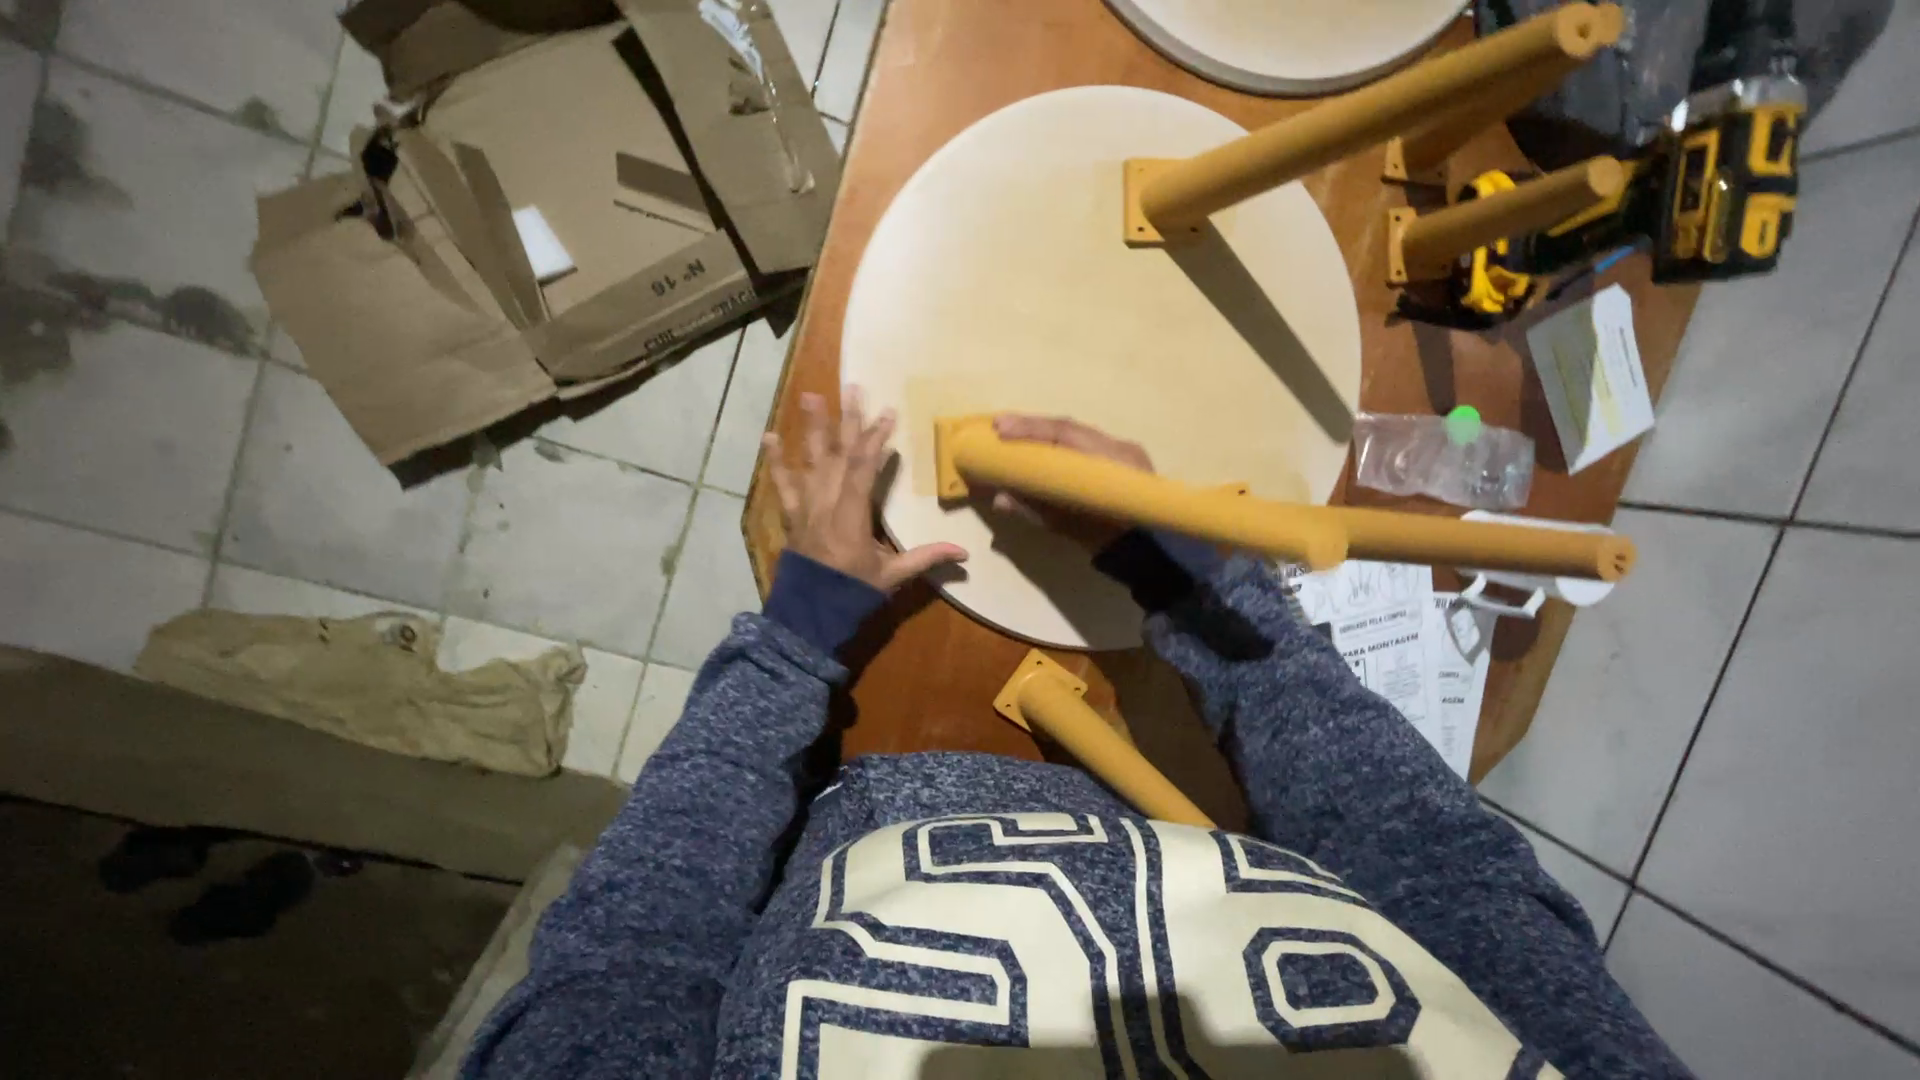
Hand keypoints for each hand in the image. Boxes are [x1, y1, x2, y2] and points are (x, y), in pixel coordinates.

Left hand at [765, 387, 968, 591]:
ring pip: (810, 462)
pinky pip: (783, 485)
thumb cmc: (853, 594)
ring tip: (811, 396)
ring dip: (812, 429)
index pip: (863, 469)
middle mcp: (826, 505)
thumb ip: (925, 558)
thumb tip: (965, 552)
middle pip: (838, 455)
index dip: (875, 439)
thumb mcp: (892, 577)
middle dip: (848, 421)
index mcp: (852, 517)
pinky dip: (776, 462)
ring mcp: (806, 509)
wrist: (808, 614)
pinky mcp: (792, 517)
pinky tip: (769, 437)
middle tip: (853, 388)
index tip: (888, 413)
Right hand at [989, 414, 1153, 549]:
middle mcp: (1119, 447)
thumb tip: (1000, 499)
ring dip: (1046, 435)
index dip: (1030, 428)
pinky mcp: (1125, 465)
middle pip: (1071, 429)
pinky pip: (1087, 450)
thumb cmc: (1113, 539)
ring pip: (1079, 437)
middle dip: (1033, 427)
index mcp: (1111, 456)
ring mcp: (1125, 454)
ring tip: (1015, 436)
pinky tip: (1043, 452)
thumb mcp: (1071, 526)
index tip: (1000, 429)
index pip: (1065, 431)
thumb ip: (1035, 509)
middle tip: (1000, 428)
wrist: (1154, 555)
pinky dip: (1061, 449)